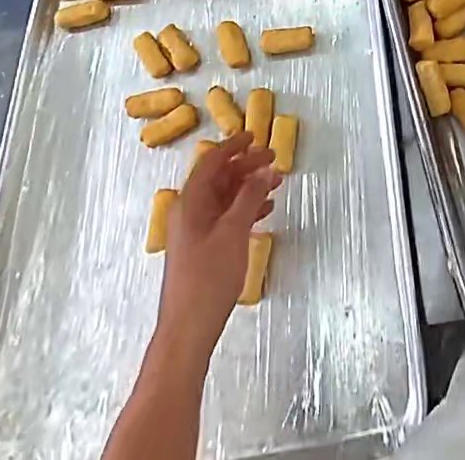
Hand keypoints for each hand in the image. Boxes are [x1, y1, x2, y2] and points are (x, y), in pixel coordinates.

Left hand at [156, 132, 280, 350]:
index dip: (232, 146)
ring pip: (226, 197)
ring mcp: (197, 230)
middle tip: (272, 158)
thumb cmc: (208, 278)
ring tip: (276, 181)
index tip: (253, 135)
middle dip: (246, 166)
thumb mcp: (233, 231)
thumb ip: (249, 197)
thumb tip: (262, 170)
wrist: (189, 328)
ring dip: (250, 187)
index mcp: (190, 203)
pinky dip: (246, 208)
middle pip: (220, 178)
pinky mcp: (205, 246)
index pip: (211, 163)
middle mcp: (190, 212)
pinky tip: (265, 209)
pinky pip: (227, 216)